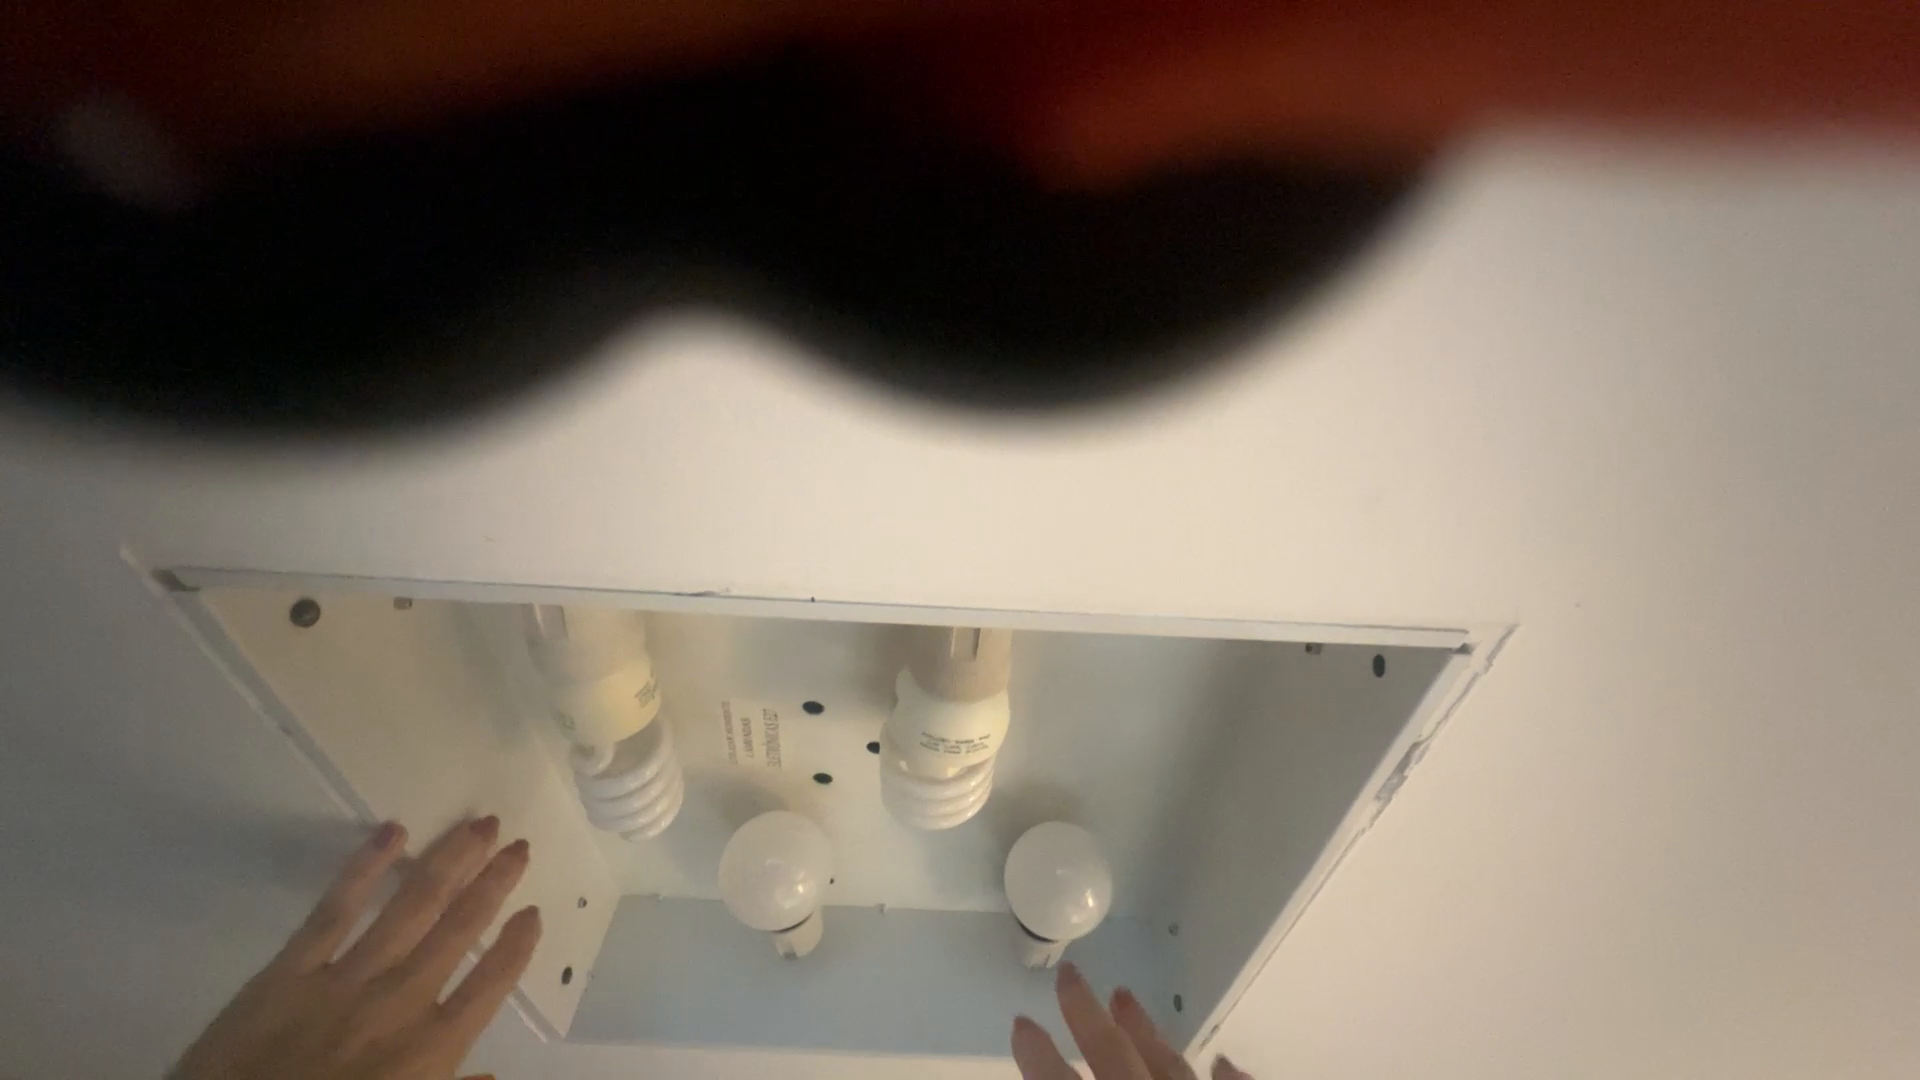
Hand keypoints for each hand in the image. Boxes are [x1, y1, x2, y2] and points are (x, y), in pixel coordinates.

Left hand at [168, 816, 541, 1079]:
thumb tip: (494, 1075)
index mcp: (428, 1050)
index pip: (491, 983)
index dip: (517, 945)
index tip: (533, 913)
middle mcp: (400, 1002)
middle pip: (462, 927)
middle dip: (495, 881)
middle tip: (519, 845)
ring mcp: (344, 981)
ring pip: (414, 904)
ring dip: (452, 860)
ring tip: (480, 825)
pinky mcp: (286, 974)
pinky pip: (333, 911)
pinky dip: (366, 867)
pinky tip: (393, 832)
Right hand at [1011, 962, 1251, 1079]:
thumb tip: (1061, 1062)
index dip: (1039, 1057)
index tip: (1020, 1020)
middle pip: (1114, 1057)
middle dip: (1086, 1014)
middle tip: (1068, 972)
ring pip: (1170, 1068)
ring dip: (1146, 1032)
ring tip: (1124, 995)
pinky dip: (1229, 1078)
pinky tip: (1223, 1062)